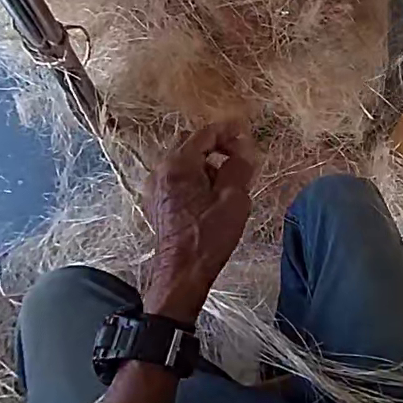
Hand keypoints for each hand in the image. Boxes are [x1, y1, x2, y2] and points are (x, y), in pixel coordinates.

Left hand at [142, 120, 258, 323]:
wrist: (182, 271)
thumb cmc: (209, 235)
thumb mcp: (234, 198)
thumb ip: (239, 168)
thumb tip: (243, 153)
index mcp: (179, 164)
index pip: (205, 134)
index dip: (228, 131)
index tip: (246, 132)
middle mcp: (162, 170)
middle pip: (192, 145)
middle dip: (218, 147)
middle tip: (240, 156)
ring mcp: (157, 187)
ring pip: (186, 163)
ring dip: (208, 164)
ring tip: (230, 180)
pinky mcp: (158, 202)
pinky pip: (179, 178)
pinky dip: (197, 177)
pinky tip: (213, 194)